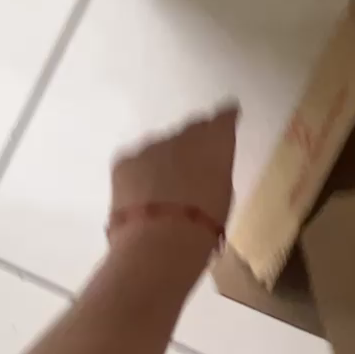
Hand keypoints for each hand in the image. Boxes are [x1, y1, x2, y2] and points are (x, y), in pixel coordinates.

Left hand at [111, 106, 239, 244]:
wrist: (161, 239)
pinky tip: (145, 193)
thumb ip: (216, 168)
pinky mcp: (125, 159)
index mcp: (217, 142)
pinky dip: (143, 171)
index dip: (226, 117)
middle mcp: (184, 134)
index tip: (229, 114)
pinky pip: (138, 159)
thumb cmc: (206, 222)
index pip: (224, 117)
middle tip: (196, 160)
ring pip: (162, 145)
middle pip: (190, 130)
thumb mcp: (224, 190)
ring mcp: (151, 145)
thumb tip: (206, 163)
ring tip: (168, 185)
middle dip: (194, 139)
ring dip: (166, 157)